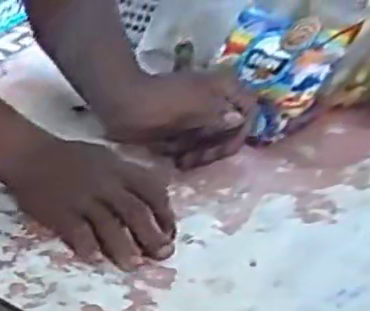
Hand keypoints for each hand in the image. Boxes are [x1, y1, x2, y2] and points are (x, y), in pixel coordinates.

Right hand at [0, 134, 175, 270]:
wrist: (32, 157)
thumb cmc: (67, 158)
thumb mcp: (105, 159)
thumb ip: (124, 177)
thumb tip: (142, 196)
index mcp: (121, 170)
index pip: (153, 192)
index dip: (165, 215)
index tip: (169, 234)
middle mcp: (107, 185)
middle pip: (135, 212)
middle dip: (151, 235)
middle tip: (162, 255)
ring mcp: (83, 199)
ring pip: (109, 225)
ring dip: (123, 247)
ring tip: (132, 265)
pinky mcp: (60, 212)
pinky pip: (77, 231)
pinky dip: (87, 246)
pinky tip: (94, 260)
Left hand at [98, 71, 252, 169]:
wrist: (121, 105)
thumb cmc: (157, 103)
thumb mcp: (191, 108)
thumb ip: (217, 115)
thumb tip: (238, 120)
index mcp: (225, 89)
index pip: (248, 111)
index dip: (240, 133)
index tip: (223, 151)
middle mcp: (214, 102)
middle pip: (228, 130)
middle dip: (215, 148)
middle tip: (195, 161)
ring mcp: (194, 117)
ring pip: (207, 141)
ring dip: (198, 154)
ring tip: (182, 162)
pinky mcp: (177, 130)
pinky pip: (188, 146)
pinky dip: (184, 153)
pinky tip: (175, 160)